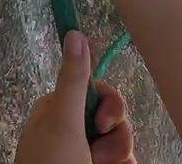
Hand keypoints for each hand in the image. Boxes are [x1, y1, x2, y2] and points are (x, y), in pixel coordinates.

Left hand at [15, 31, 135, 163]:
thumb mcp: (62, 123)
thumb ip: (74, 80)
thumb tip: (75, 31)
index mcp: (58, 113)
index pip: (94, 90)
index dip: (106, 103)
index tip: (103, 120)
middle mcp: (73, 133)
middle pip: (113, 119)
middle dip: (115, 139)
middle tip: (98, 157)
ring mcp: (88, 159)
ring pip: (123, 147)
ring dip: (119, 160)